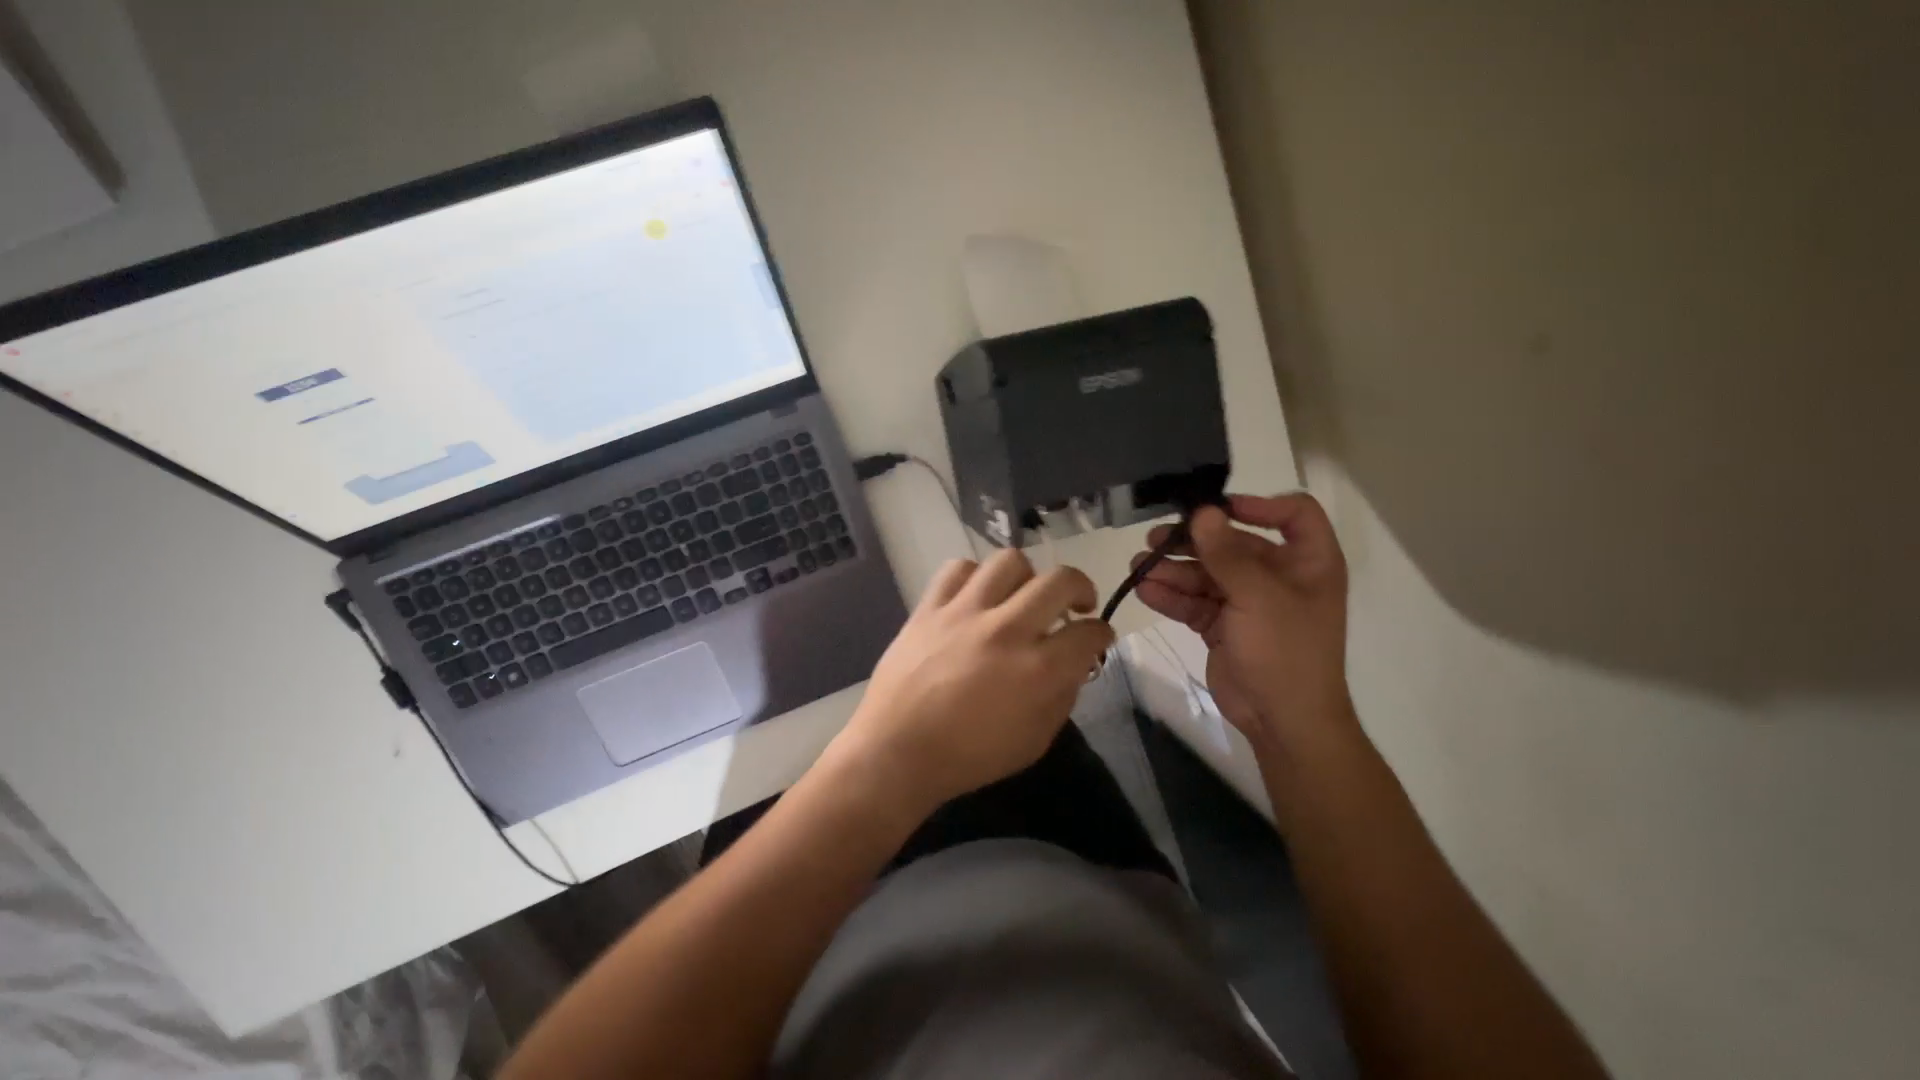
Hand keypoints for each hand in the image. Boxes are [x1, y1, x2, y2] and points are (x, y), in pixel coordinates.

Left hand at [823, 549, 1115, 813]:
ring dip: (1028, 576)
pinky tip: (977, 597)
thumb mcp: (1034, 742)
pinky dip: (975, 577)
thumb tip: (1074, 665)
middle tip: (1077, 606)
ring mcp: (965, 613)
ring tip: (1023, 596)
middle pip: (1060, 581)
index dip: (1102, 634)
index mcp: (1038, 669)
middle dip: (1081, 589)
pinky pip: (958, 569)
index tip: (1097, 638)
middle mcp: (1007, 630)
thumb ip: (1062, 698)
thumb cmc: (969, 758)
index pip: (1089, 633)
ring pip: (1010, 561)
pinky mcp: (929, 608)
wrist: (897, 752)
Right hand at [1133, 493, 1351, 755]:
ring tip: (1139, 567)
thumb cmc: (1286, 650)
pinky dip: (1172, 596)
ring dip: (1174, 569)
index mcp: (1309, 562)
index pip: (1294, 515)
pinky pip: (1196, 602)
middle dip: (1195, 542)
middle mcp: (1281, 576)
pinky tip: (1145, 590)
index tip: (1218, 509)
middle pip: (1235, 544)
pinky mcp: (1225, 626)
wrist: (1284, 719)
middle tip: (1156, 539)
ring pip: (1208, 573)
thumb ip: (1227, 553)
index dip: (1260, 504)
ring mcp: (1250, 602)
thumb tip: (1202, 512)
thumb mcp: (1258, 596)